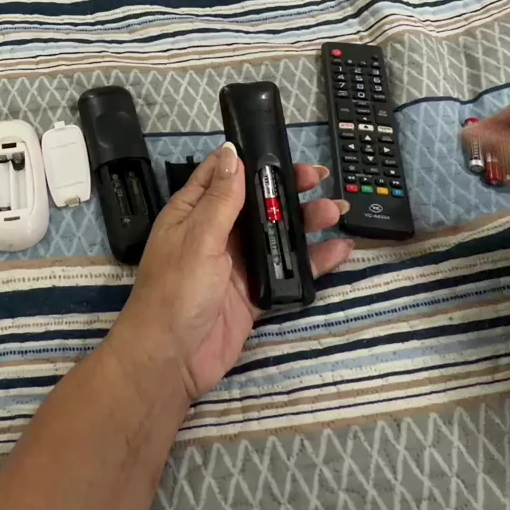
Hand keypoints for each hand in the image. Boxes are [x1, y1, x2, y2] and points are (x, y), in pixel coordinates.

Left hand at [105, 142, 354, 401]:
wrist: (171, 359)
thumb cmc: (176, 290)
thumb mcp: (198, 237)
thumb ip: (221, 198)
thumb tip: (231, 152)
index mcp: (193, 212)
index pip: (224, 175)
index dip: (252, 160)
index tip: (283, 149)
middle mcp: (216, 233)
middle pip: (256, 203)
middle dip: (287, 190)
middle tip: (321, 179)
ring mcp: (236, 263)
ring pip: (275, 234)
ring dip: (304, 222)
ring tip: (336, 212)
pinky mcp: (253, 293)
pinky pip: (287, 271)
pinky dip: (312, 261)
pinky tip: (338, 251)